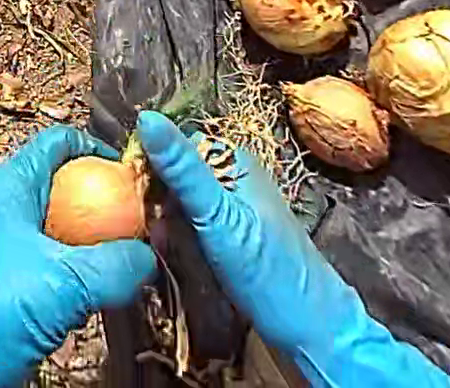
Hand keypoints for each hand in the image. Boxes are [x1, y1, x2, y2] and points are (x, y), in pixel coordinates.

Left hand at [0, 126, 156, 387]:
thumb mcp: (64, 284)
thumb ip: (113, 265)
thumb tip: (147, 256)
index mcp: (12, 183)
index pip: (60, 141)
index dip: (97, 149)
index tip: (128, 175)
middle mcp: (8, 199)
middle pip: (65, 177)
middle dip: (102, 194)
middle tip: (132, 216)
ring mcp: (8, 233)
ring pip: (62, 214)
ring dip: (93, 231)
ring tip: (122, 251)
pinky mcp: (12, 266)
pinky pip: (55, 248)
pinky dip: (79, 258)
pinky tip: (98, 282)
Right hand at [136, 111, 449, 387]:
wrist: (315, 332)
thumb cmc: (268, 271)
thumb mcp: (217, 216)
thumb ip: (181, 168)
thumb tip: (147, 117)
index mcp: (231, 159)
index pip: (174, 144)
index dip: (150, 165)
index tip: (135, 194)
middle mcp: (232, 174)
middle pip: (176, 172)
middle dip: (157, 198)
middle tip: (152, 228)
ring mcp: (232, 203)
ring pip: (181, 199)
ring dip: (166, 221)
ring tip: (164, 245)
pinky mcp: (231, 231)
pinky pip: (193, 221)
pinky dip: (180, 235)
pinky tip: (175, 253)